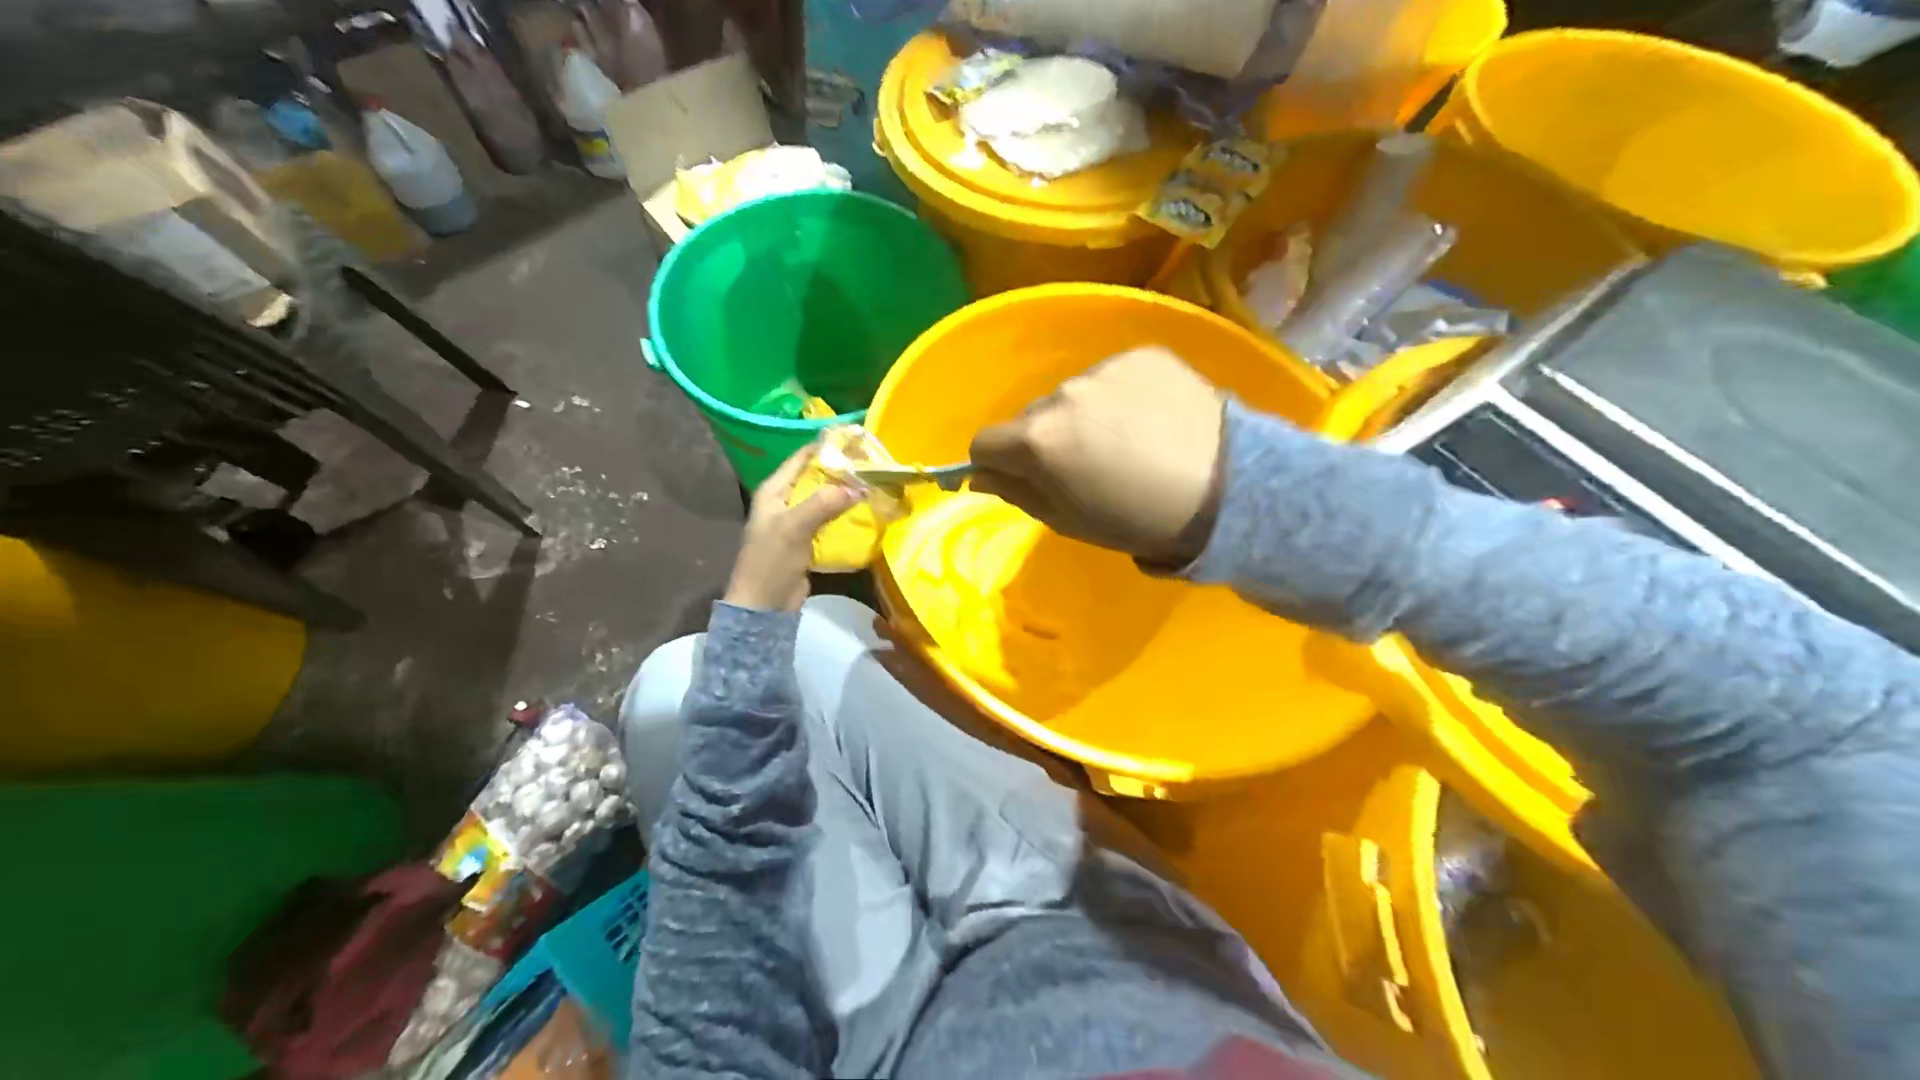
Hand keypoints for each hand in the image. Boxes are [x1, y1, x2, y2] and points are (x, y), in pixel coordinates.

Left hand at [725, 444, 861, 611]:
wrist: (764, 607)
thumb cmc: (771, 562)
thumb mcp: (795, 527)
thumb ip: (824, 503)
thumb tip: (859, 486)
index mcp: (774, 491)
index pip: (802, 458)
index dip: (826, 447)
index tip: (856, 440)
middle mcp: (785, 502)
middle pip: (817, 478)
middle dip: (843, 472)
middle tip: (874, 464)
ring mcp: (797, 523)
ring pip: (826, 501)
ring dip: (847, 495)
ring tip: (876, 486)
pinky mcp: (808, 543)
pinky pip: (830, 523)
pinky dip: (846, 517)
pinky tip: (868, 514)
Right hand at [969, 347, 1227, 563]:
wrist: (1227, 490)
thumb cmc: (1138, 520)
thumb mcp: (1067, 520)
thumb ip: (1017, 492)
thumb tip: (983, 475)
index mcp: (1037, 439)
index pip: (985, 442)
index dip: (997, 464)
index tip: (1022, 478)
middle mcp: (1062, 393)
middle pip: (1030, 417)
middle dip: (1045, 439)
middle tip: (1085, 466)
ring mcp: (1104, 368)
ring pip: (1072, 395)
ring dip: (1083, 416)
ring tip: (1127, 443)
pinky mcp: (1143, 354)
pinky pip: (1112, 377)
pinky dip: (1121, 398)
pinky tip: (1152, 421)